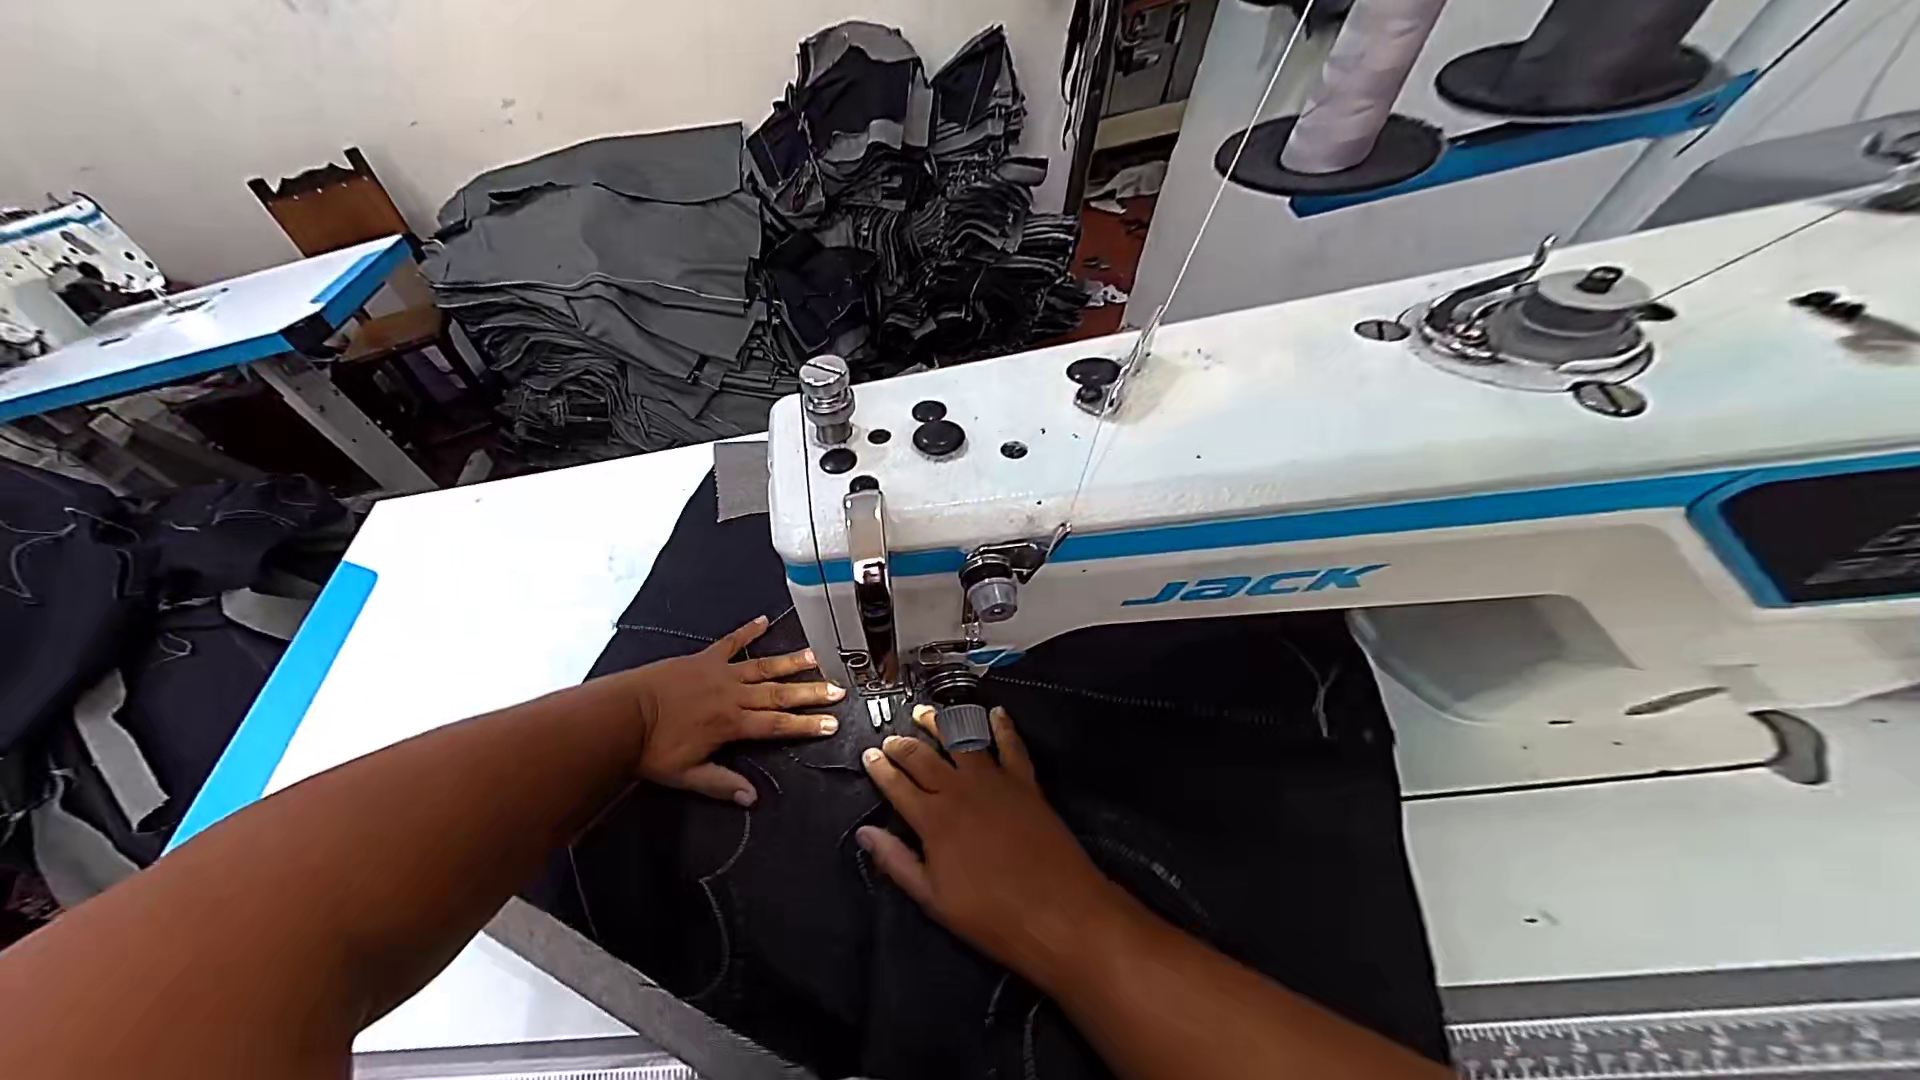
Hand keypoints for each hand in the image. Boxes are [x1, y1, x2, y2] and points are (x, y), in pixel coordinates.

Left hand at [629, 616, 844, 805]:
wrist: (621, 714)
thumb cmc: (652, 749)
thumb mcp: (685, 774)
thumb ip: (721, 784)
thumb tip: (752, 799)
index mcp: (732, 723)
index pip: (777, 724)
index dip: (807, 725)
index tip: (832, 723)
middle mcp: (733, 695)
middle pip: (779, 693)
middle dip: (811, 692)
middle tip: (838, 689)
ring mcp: (720, 672)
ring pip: (763, 666)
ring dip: (791, 662)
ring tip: (817, 657)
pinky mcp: (704, 658)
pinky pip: (731, 642)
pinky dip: (748, 631)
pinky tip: (763, 620)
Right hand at [857, 706, 1129, 985]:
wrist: (1057, 911)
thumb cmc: (991, 914)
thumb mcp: (933, 899)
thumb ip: (897, 861)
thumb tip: (865, 834)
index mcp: (934, 820)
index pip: (898, 785)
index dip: (880, 768)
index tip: (868, 756)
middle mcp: (960, 790)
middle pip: (924, 757)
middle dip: (902, 744)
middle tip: (890, 737)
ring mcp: (994, 781)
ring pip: (961, 740)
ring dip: (940, 723)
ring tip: (925, 713)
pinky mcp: (1025, 782)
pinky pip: (1010, 745)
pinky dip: (1002, 726)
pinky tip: (995, 712)